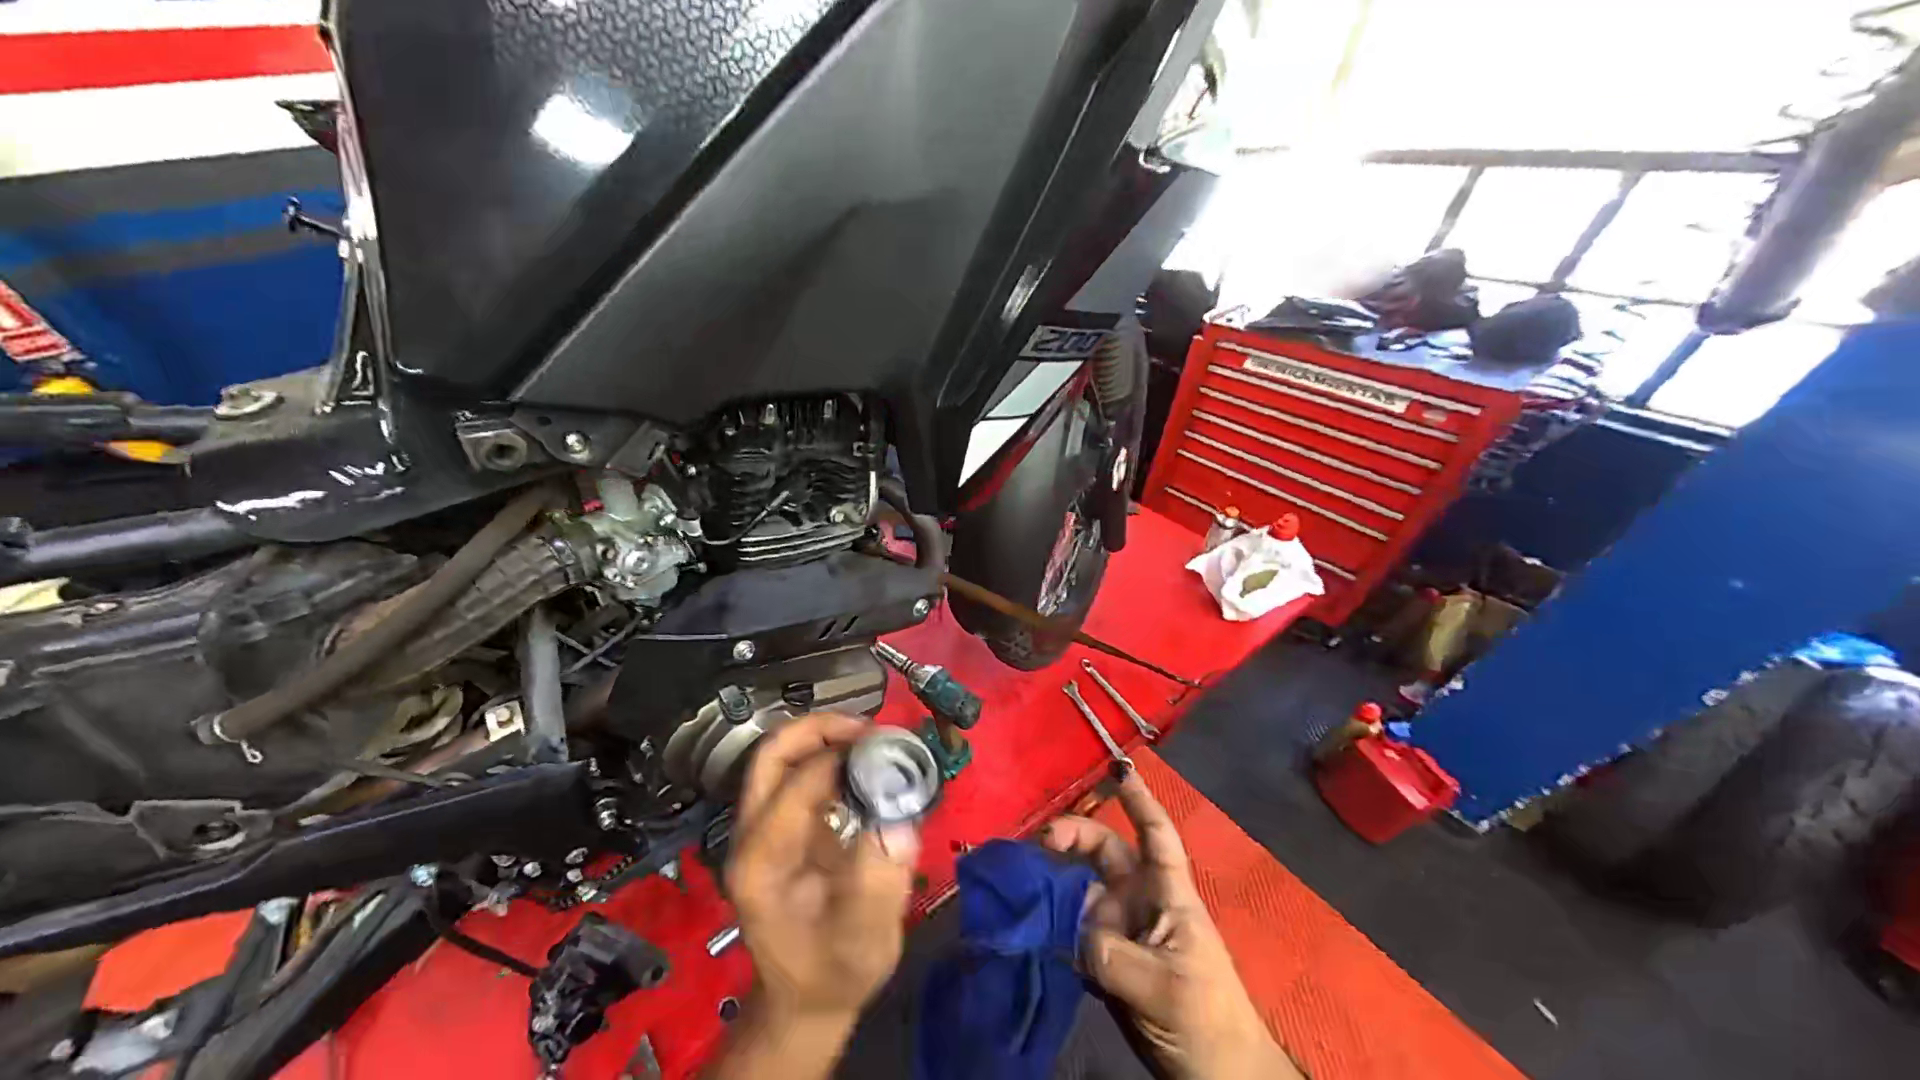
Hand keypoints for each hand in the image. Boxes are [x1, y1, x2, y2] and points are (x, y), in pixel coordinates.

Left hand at [713, 714, 919, 1077]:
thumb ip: (878, 886)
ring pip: (781, 758)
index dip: (840, 760)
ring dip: (825, 738)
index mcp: (761, 861)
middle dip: (821, 729)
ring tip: (872, 741)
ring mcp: (763, 829)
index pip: (796, 785)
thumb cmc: (832, 974)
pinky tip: (864, 765)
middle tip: (871, 730)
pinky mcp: (781, 828)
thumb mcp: (862, 944)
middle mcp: (751, 836)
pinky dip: (829, 756)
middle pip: (773, 755)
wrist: (807, 999)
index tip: (887, 754)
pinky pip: (797, 774)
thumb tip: (899, 822)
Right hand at [1043, 773, 1300, 1079]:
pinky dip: (1047, 920)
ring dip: (1052, 880)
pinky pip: (1070, 930)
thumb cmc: (1207, 1021)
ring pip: (1080, 890)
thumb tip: (1064, 930)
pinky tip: (1022, 916)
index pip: (1156, 835)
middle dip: (1073, 836)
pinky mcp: (1105, 961)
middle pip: (1105, 853)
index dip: (1140, 800)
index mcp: (1167, 894)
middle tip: (1038, 841)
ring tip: (1018, 877)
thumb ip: (1111, 955)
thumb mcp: (1163, 987)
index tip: (1117, 768)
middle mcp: (1140, 902)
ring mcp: (1121, 931)